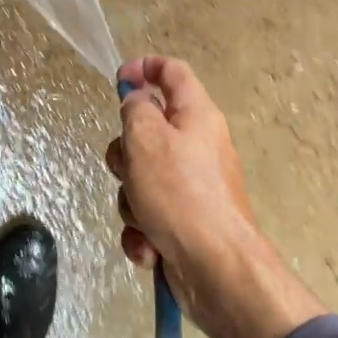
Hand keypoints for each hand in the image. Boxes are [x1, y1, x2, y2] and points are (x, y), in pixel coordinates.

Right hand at [107, 57, 325, 337]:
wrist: (219, 271)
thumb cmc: (180, 193)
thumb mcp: (145, 135)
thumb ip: (134, 108)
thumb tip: (138, 104)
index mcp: (197, 116)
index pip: (172, 72)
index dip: (144, 67)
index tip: (119, 81)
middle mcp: (197, 147)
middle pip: (147, 131)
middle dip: (125, 152)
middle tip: (128, 165)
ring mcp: (191, 188)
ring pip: (140, 177)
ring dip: (131, 198)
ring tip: (144, 216)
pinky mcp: (184, 224)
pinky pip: (148, 214)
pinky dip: (142, 230)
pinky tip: (149, 245)